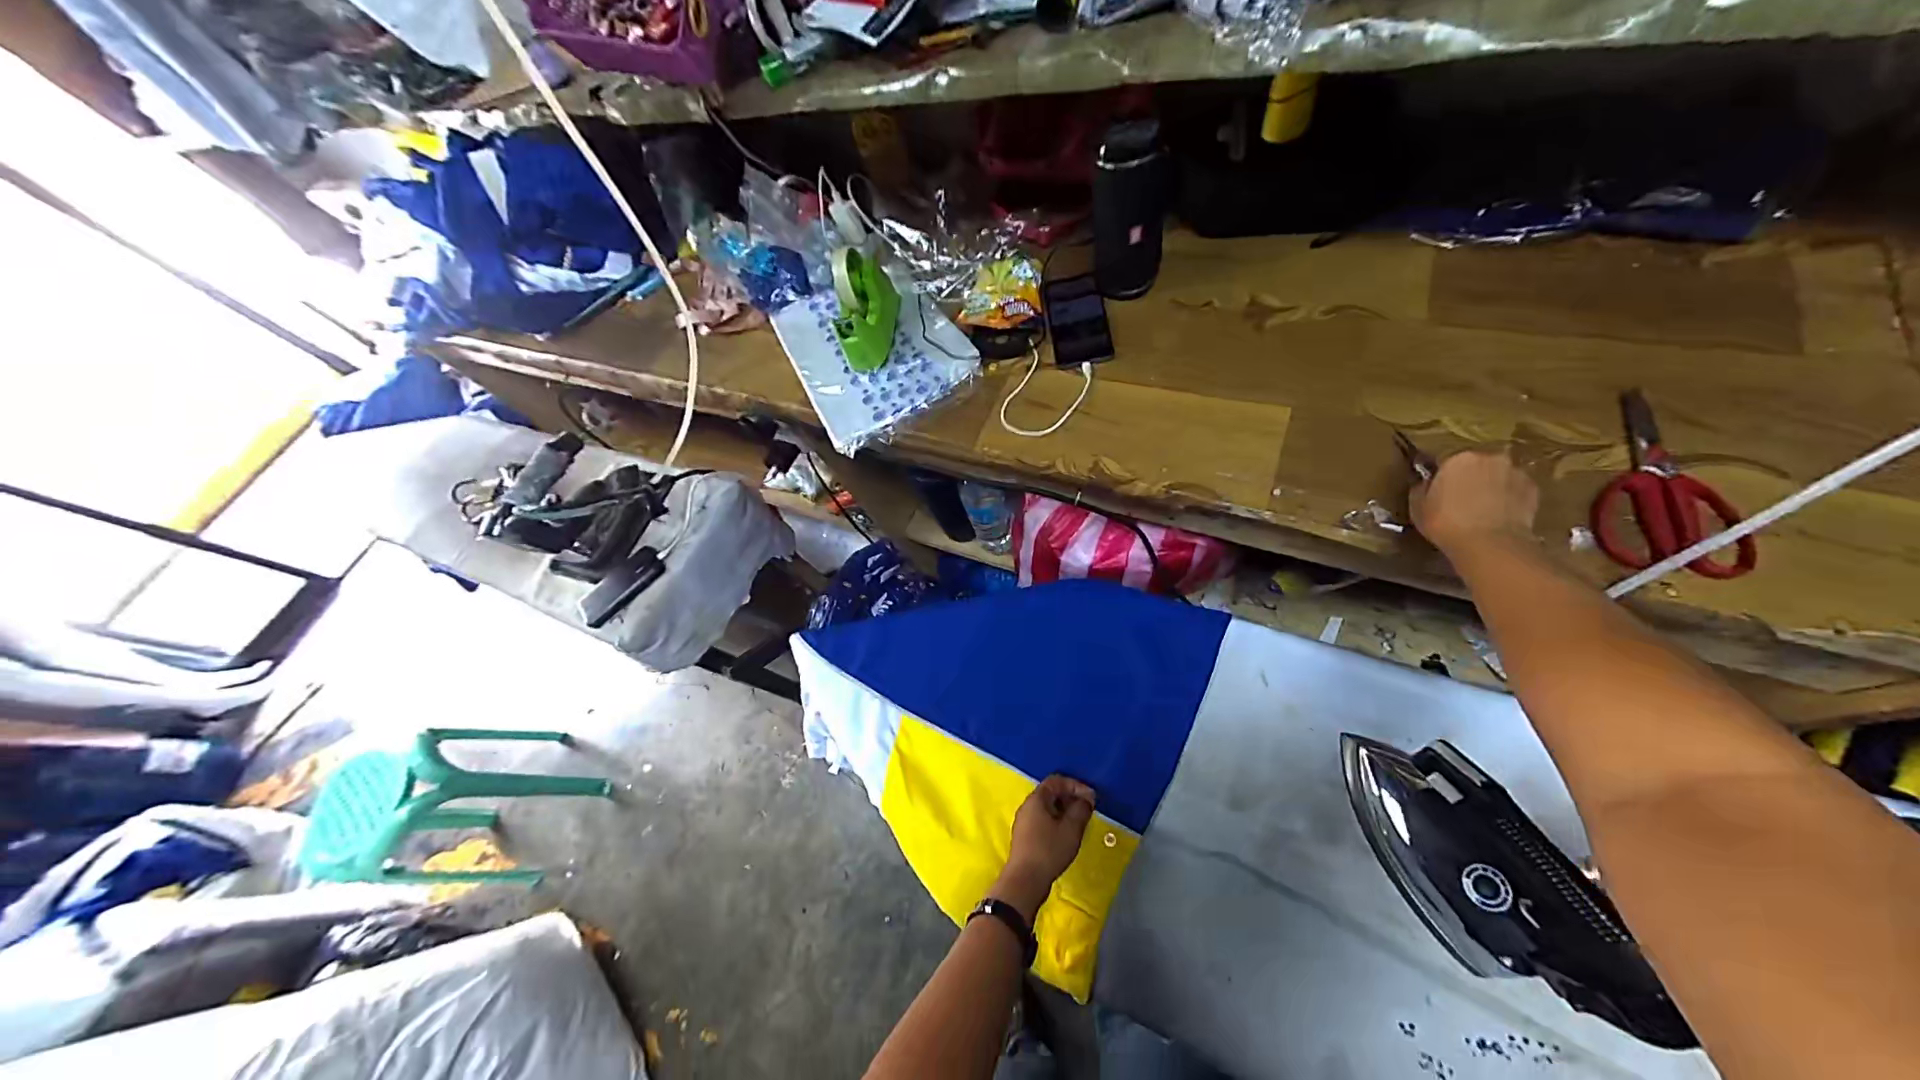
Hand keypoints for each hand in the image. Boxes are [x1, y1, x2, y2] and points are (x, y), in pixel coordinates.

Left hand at [992, 775, 1095, 920]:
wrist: (1025, 880)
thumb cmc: (1049, 850)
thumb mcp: (1071, 829)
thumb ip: (1081, 810)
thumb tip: (1087, 799)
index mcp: (1036, 799)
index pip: (1056, 781)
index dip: (1076, 785)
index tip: (1091, 798)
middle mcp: (1027, 806)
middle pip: (1051, 793)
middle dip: (1071, 798)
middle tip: (1087, 810)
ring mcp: (1024, 822)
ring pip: (1047, 808)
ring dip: (1065, 811)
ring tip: (1080, 823)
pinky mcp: (1025, 836)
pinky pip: (1043, 820)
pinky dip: (1057, 822)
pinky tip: (1067, 835)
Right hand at [1411, 450, 1540, 557]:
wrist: (1490, 544)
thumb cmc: (1446, 523)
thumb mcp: (1418, 507)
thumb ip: (1421, 489)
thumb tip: (1425, 482)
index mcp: (1459, 458)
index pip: (1445, 461)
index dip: (1440, 476)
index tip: (1436, 489)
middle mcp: (1490, 457)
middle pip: (1476, 464)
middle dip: (1469, 477)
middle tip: (1460, 499)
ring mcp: (1516, 472)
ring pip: (1498, 475)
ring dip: (1491, 485)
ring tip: (1483, 508)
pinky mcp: (1533, 489)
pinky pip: (1515, 489)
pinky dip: (1509, 497)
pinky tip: (1500, 515)